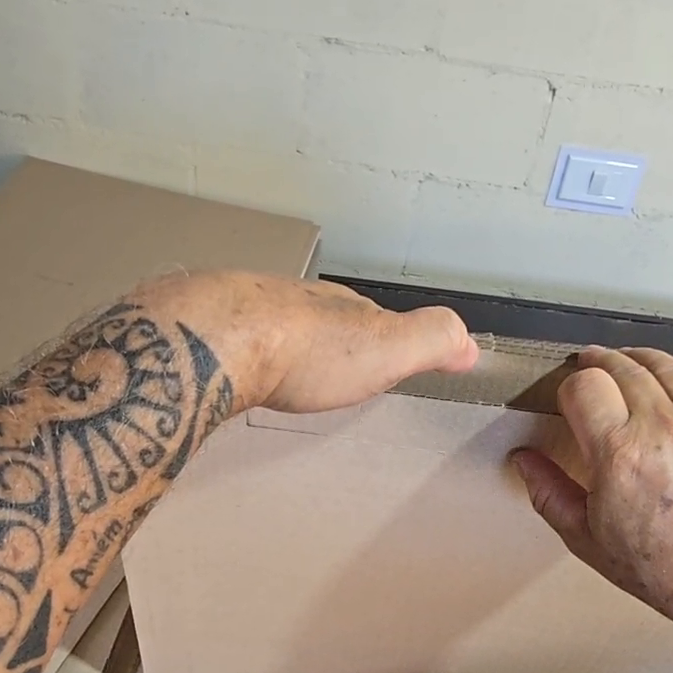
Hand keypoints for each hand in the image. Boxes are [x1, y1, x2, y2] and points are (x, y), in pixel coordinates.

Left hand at [133, 271, 479, 413]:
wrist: (216, 341)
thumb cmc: (305, 351)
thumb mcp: (387, 347)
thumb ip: (431, 340)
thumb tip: (471, 341)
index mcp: (338, 308)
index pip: (370, 317)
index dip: (385, 337)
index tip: (390, 354)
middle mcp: (291, 302)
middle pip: (317, 319)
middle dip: (328, 340)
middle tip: (335, 367)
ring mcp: (242, 312)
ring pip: (270, 327)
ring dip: (281, 346)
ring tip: (285, 371)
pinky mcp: (201, 333)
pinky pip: (229, 342)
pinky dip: (240, 354)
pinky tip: (237, 371)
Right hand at [509, 347, 672, 639]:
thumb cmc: (667, 569)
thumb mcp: (588, 539)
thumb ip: (549, 492)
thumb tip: (524, 461)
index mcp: (619, 455)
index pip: (583, 385)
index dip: (569, 388)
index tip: (569, 401)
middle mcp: (662, 428)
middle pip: (620, 366)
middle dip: (597, 363)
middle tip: (587, 366)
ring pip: (662, 363)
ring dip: (635, 358)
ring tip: (623, 363)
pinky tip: (668, 374)